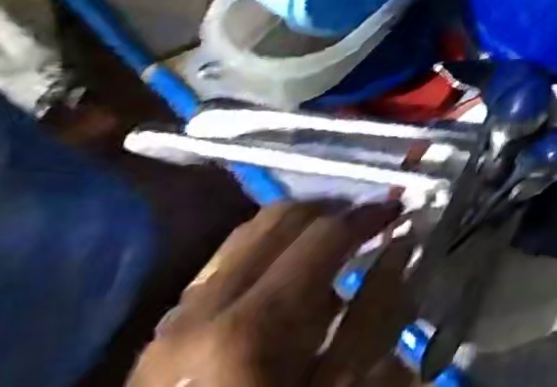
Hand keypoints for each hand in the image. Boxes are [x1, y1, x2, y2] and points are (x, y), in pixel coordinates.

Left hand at [127, 201, 416, 386]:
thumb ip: (374, 316)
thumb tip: (399, 249)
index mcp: (252, 323)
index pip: (326, 231)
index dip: (370, 214)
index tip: (401, 210)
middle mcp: (204, 309)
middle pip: (279, 218)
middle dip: (331, 211)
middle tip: (367, 223)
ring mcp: (171, 325)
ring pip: (243, 239)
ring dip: (293, 233)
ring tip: (328, 252)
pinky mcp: (155, 345)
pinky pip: (218, 273)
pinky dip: (260, 261)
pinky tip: (282, 291)